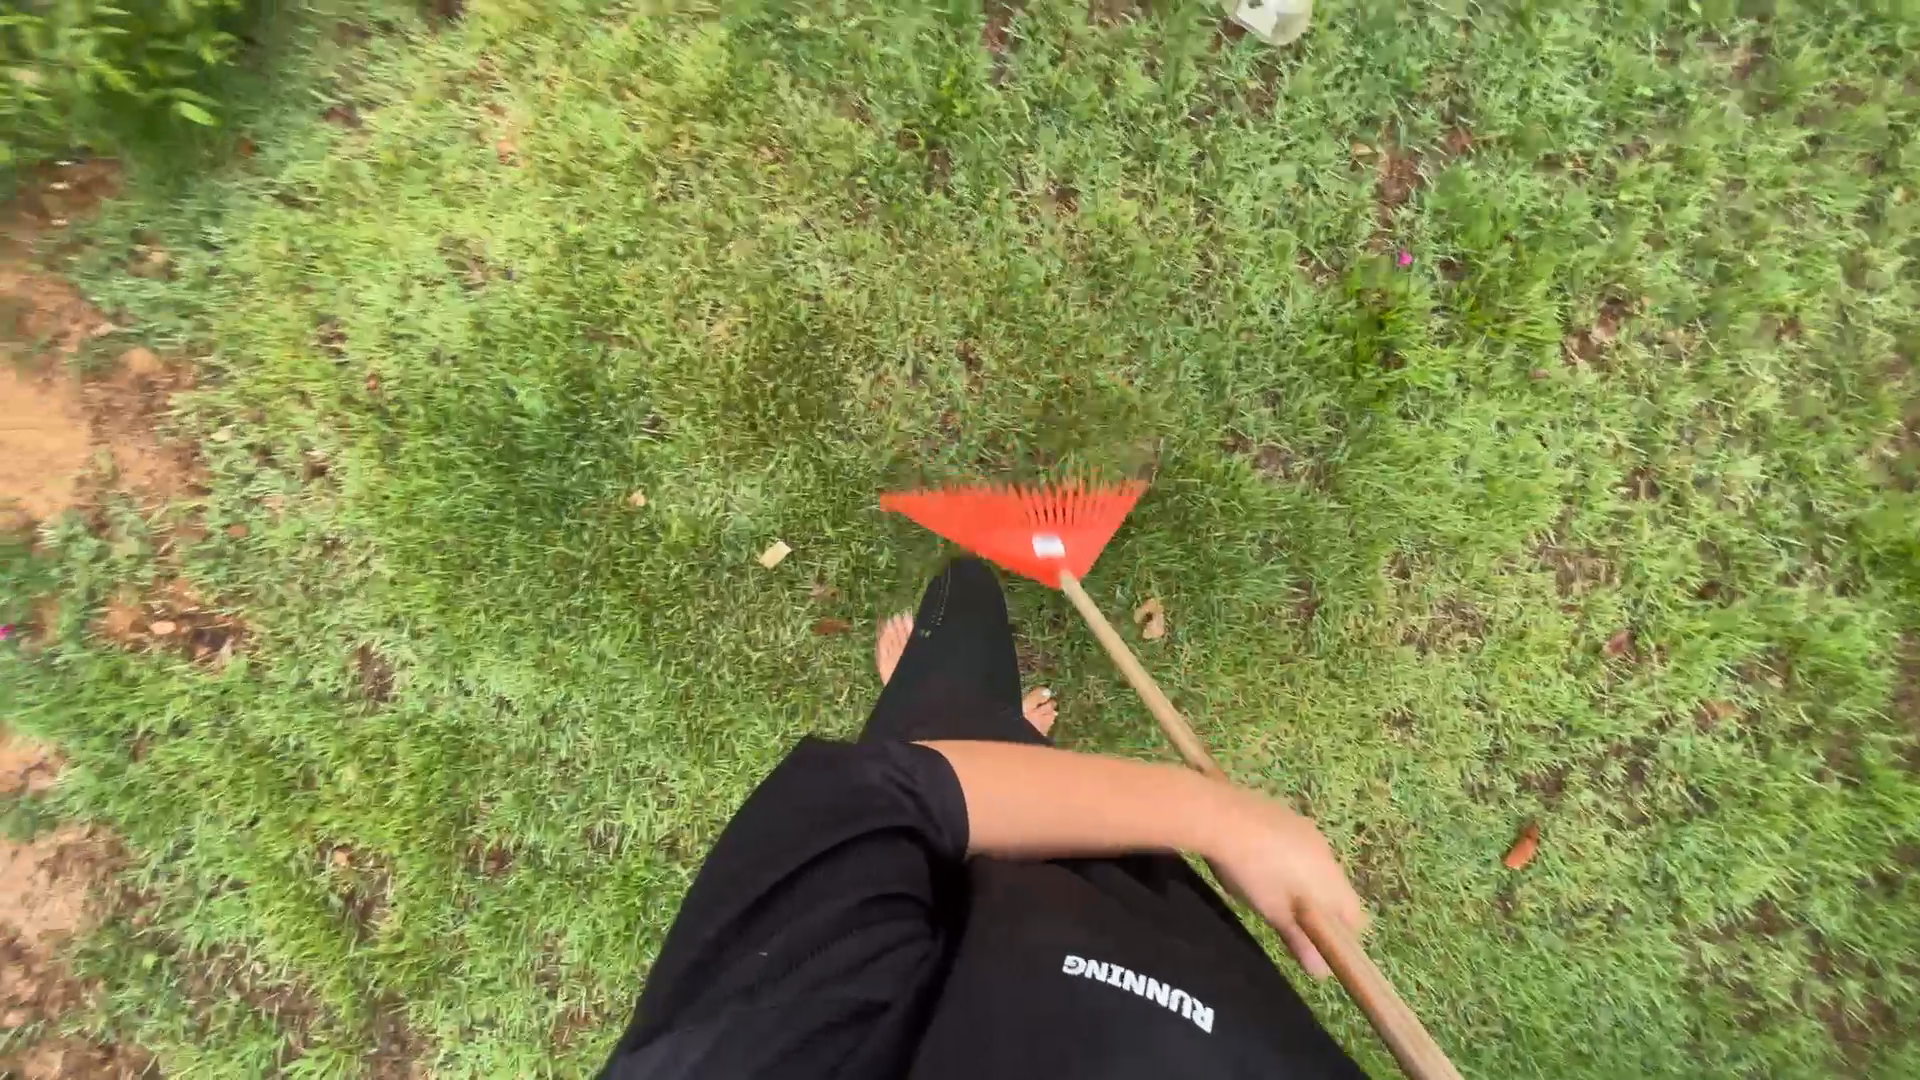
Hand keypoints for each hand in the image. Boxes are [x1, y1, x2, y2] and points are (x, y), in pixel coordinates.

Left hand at [1203, 786, 1367, 978]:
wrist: (1221, 815)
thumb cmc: (1251, 871)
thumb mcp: (1272, 912)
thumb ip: (1300, 941)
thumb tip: (1322, 973)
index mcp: (1331, 881)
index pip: (1354, 917)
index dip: (1340, 933)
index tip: (1315, 938)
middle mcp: (1328, 853)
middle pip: (1336, 887)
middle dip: (1318, 902)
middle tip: (1286, 910)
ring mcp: (1307, 828)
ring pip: (1316, 861)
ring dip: (1302, 875)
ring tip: (1269, 880)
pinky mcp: (1286, 811)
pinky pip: (1297, 839)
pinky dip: (1287, 850)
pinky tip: (1258, 851)